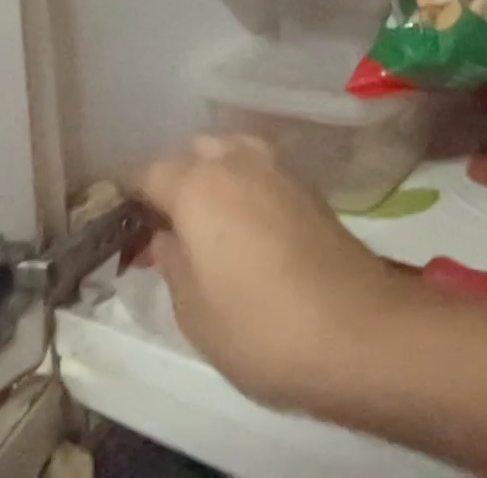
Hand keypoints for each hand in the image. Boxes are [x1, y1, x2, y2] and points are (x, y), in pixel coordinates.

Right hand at [138, 134, 412, 410]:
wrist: (362, 334)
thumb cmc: (262, 328)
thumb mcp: (194, 312)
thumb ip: (171, 263)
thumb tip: (166, 238)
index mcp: (199, 184)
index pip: (148, 173)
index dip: (130, 199)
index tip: (124, 230)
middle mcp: (239, 162)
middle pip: (194, 153)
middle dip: (176, 181)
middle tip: (169, 229)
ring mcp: (281, 172)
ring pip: (234, 154)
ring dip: (215, 177)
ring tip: (209, 226)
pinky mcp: (312, 191)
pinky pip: (264, 173)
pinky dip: (247, 188)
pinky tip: (248, 229)